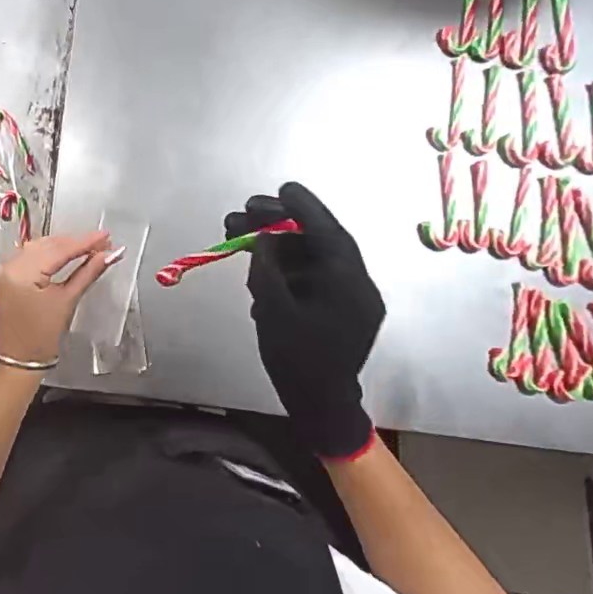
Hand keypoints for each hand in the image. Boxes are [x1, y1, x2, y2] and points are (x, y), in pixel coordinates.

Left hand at [0, 232, 117, 364]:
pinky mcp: (8, 275)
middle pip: (48, 245)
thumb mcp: (67, 301)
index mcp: (23, 273)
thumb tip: (108, 254)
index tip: (106, 237)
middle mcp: (11, 265)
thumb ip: (87, 273)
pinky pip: (31, 255)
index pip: (59, 250)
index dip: (85, 242)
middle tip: (102, 243)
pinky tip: (67, 253)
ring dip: (64, 246)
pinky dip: (50, 253)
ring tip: (89, 248)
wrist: (20, 359)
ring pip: (40, 247)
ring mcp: (7, 269)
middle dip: (76, 242)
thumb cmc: (43, 335)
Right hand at [225, 183, 384, 458]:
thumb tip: (263, 237)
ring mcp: (347, 297)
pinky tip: (257, 266)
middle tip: (245, 210)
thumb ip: (266, 271)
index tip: (282, 187)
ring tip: (237, 233)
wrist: (320, 406)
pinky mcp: (336, 308)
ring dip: (276, 246)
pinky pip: (309, 278)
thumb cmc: (298, 362)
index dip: (304, 207)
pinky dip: (283, 269)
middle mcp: (355, 285)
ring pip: (310, 259)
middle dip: (280, 224)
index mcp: (349, 284)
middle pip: (316, 242)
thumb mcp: (275, 313)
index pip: (328, 233)